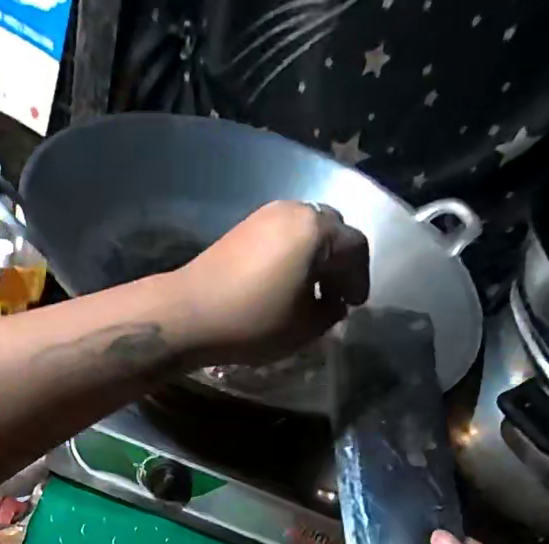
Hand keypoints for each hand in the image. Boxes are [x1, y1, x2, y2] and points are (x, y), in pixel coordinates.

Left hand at [168, 201, 370, 365]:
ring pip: (305, 231)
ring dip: (315, 258)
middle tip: (336, 295)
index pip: (355, 247)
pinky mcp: (243, 227)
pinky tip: (285, 284)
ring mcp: (265, 215)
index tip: (355, 305)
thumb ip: (330, 312)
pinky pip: (282, 235)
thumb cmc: (253, 321)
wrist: (188, 314)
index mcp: (316, 229)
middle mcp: (294, 210)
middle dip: (339, 263)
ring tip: (310, 293)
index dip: (360, 278)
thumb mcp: (303, 327)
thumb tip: (335, 303)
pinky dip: (293, 255)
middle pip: (331, 231)